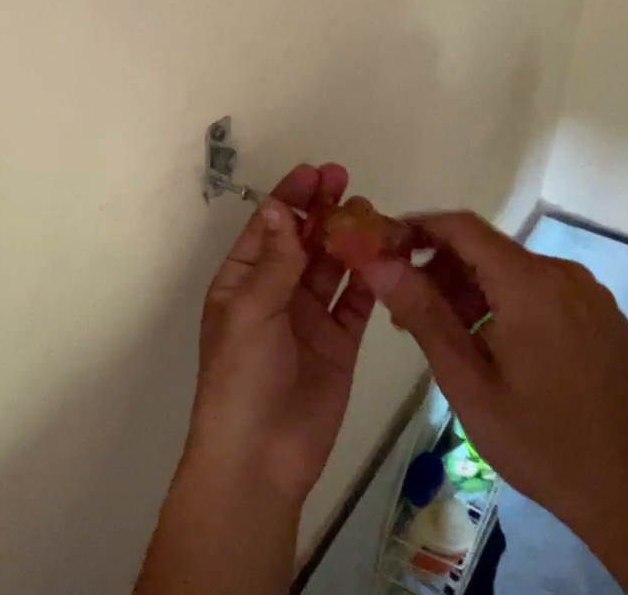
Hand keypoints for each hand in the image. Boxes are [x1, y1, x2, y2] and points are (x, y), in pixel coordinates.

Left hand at [187, 163, 374, 502]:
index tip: (315, 172)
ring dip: (346, 237)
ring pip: (331, 266)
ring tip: (369, 208)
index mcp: (242, 283)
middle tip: (346, 179)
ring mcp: (309, 318)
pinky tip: (385, 251)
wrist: (261, 456)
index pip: (269, 230)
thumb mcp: (250, 311)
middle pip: (302, 241)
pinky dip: (370, 277)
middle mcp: (275, 294)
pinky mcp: (339, 342)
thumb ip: (274, 261)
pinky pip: (357, 301)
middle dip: (321, 210)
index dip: (289, 199)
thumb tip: (277, 207)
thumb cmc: (242, 377)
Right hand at [365, 212, 627, 594]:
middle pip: (486, 249)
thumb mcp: (468, 382)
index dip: (417, 229)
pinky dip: (504, 303)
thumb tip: (378, 263)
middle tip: (404, 312)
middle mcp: (563, 274)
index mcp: (530, 283)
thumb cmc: (541, 442)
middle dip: (440, 269)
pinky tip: (489, 346)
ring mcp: (589, 295)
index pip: (462, 227)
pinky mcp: (602, 317)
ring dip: (470, 290)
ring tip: (442, 336)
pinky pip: (540, 292)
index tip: (382, 250)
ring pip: (512, 272)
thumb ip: (423, 314)